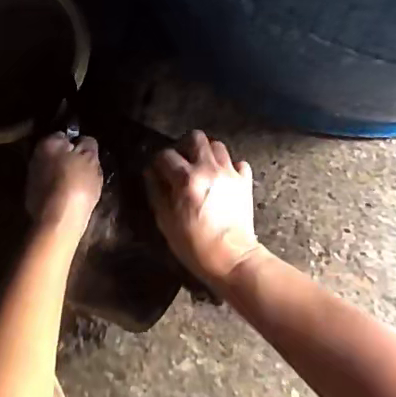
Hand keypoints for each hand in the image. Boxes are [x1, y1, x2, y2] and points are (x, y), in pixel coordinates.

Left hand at [26, 132, 102, 232]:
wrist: (58, 220)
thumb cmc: (76, 183)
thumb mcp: (91, 159)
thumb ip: (88, 144)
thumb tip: (82, 140)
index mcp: (47, 142)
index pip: (64, 136)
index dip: (77, 145)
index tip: (87, 156)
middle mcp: (34, 157)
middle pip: (56, 155)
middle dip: (67, 161)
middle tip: (85, 172)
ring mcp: (30, 179)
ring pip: (51, 172)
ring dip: (62, 177)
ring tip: (79, 189)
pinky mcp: (31, 198)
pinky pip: (49, 189)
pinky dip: (57, 192)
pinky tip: (69, 201)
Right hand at [146, 130, 263, 289]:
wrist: (233, 259)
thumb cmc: (194, 245)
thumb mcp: (165, 222)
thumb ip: (156, 192)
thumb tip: (150, 173)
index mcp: (186, 179)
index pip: (166, 155)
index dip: (158, 162)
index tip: (158, 171)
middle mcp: (208, 169)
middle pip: (196, 137)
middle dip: (185, 146)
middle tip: (181, 162)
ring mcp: (229, 173)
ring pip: (217, 146)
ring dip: (207, 153)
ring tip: (201, 169)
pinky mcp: (245, 182)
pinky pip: (237, 163)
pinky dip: (229, 167)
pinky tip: (222, 180)